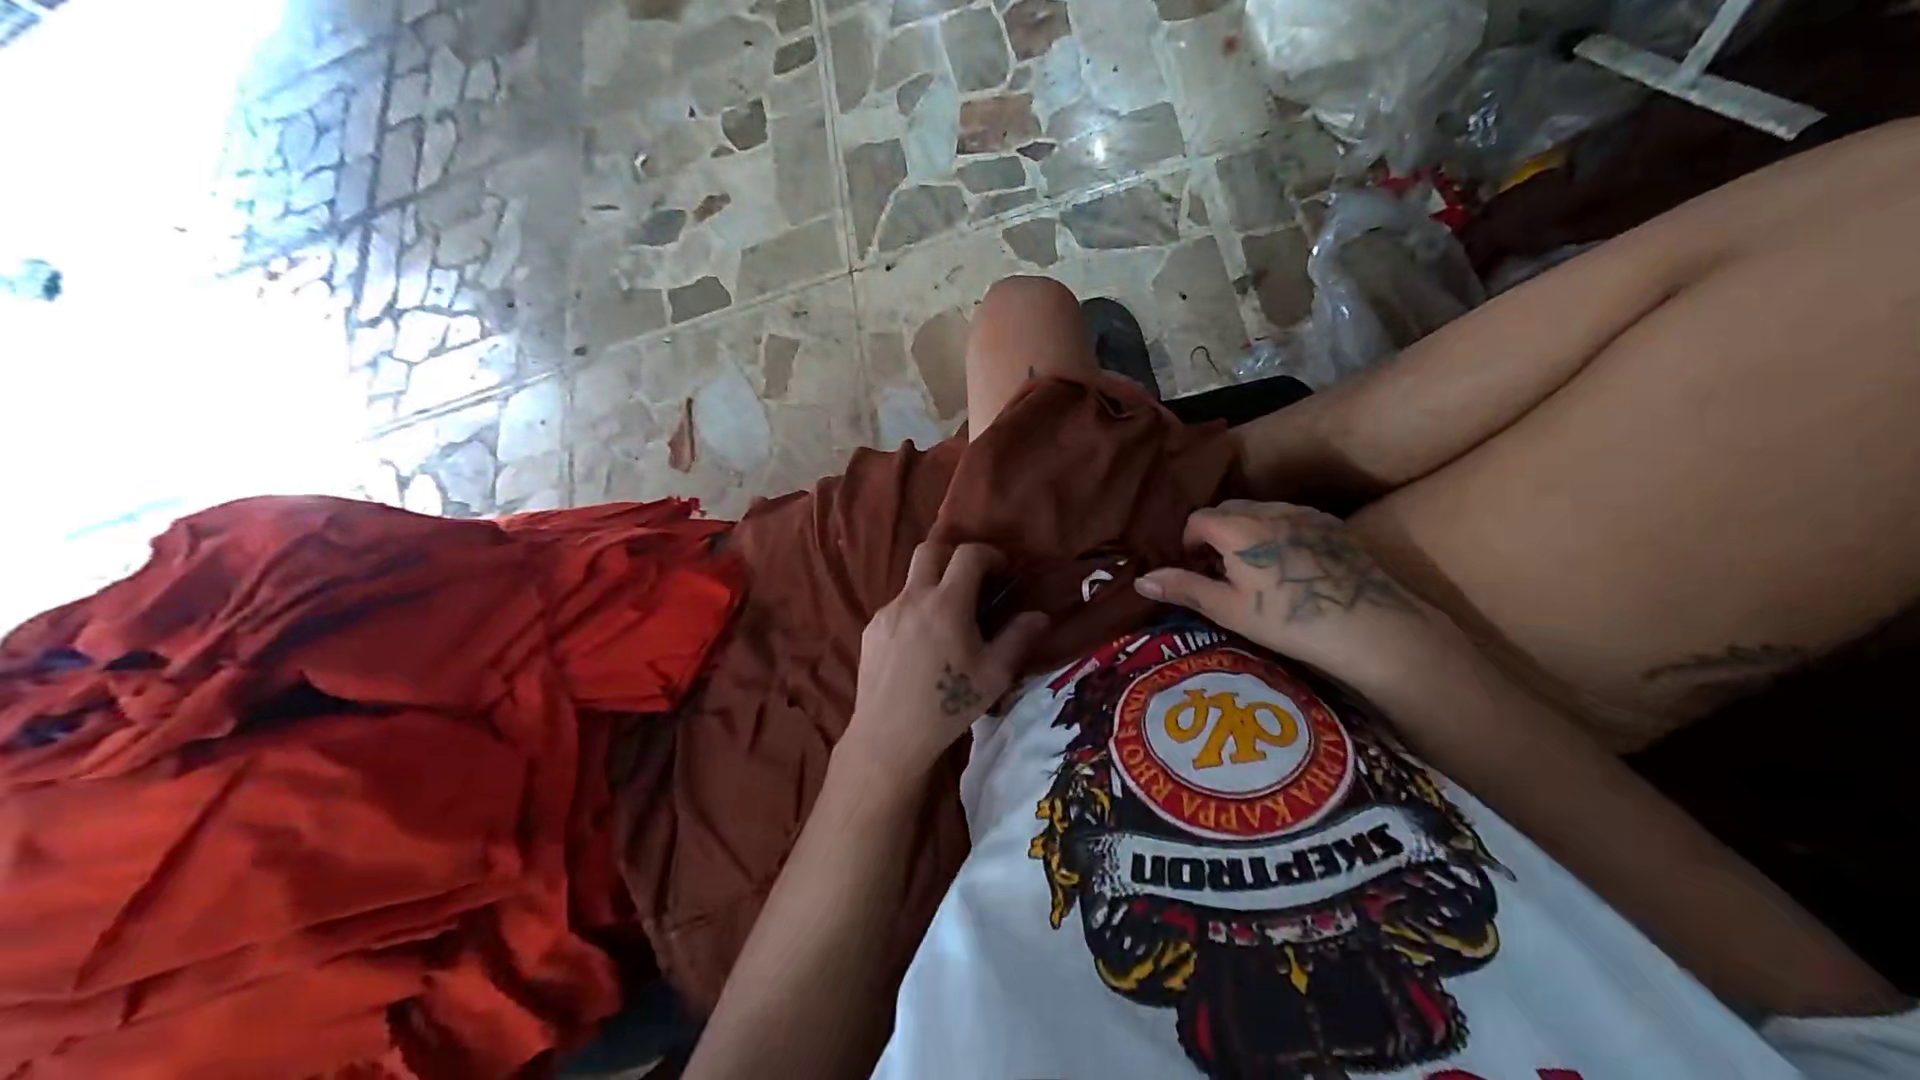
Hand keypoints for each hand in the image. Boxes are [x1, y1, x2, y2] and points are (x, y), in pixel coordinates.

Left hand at [839, 542, 1048, 794]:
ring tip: (948, 620)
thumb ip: (1018, 639)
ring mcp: (888, 612)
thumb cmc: (948, 706)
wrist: (889, 735)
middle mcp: (914, 598)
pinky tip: (922, 645)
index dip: (989, 554)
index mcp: (947, 603)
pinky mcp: (871, 629)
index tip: (1002, 570)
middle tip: (972, 579)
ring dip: (933, 585)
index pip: (968, 554)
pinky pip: (897, 606)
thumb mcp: (994, 675)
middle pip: (930, 549)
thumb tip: (1040, 616)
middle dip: (954, 555)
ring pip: (912, 580)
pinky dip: (915, 611)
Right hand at [1133, 501, 1472, 698]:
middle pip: (1227, 509)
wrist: (1370, 627)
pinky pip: (1289, 517)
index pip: (1198, 519)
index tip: (1196, 570)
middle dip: (1215, 533)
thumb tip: (1140, 580)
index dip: (1189, 543)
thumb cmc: (1289, 621)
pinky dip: (1275, 532)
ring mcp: (1304, 514)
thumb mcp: (1228, 609)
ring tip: (1254, 569)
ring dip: (1245, 531)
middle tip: (1221, 571)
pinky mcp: (1331, 524)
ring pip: (1259, 510)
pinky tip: (1289, 567)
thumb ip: (1183, 588)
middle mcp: (1269, 510)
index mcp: (1239, 528)